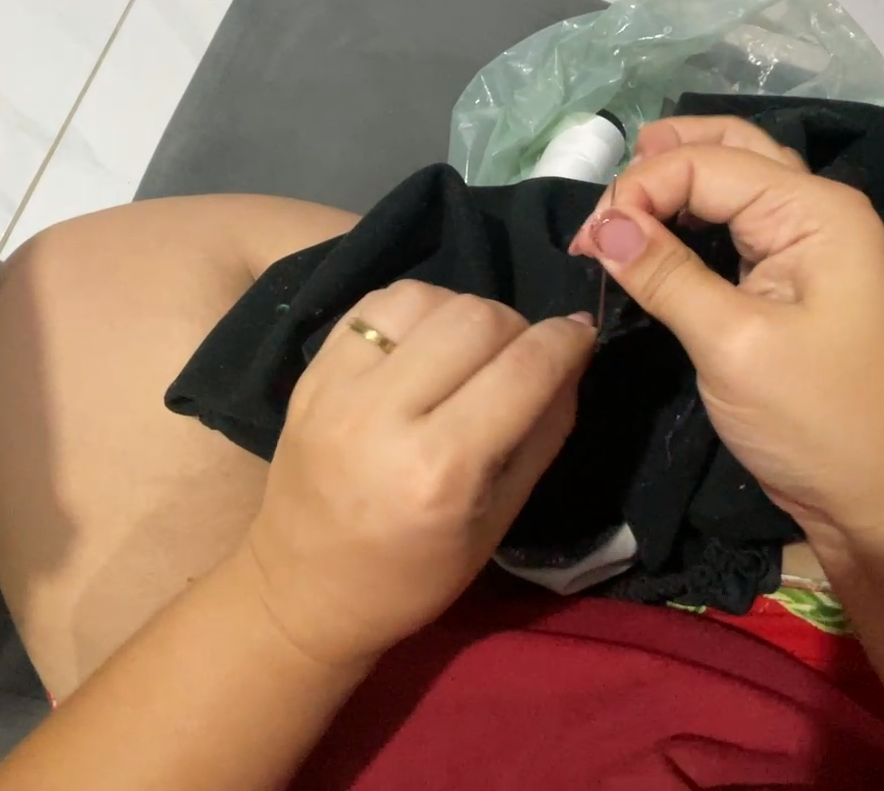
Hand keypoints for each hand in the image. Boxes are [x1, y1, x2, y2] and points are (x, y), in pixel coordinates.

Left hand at [241, 281, 595, 668]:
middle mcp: (384, 416)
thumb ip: (545, 433)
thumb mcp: (498, 522)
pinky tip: (421, 342)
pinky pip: (374, 304)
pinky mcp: (311, 372)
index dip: (566, 341)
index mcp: (441, 470)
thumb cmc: (412, 575)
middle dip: (517, 328)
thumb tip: (573, 358)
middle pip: (476, 317)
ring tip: (465, 351)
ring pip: (425, 297)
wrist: (303, 588)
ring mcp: (337, 387)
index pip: (524, 369)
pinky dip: (414, 311)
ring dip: (462, 313)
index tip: (580, 338)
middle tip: (518, 358)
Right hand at [568, 116, 883, 555]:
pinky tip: (658, 234)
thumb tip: (601, 224)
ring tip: (619, 204)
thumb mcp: (734, 344)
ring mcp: (808, 248)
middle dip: (658, 164)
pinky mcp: (792, 285)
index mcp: (813, 211)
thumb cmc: (825, 421)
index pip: (705, 164)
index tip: (586, 245)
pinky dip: (690, 221)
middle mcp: (815, 212)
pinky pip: (735, 229)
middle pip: (729, 150)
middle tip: (603, 203)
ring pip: (733, 184)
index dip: (636, 191)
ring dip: (674, 184)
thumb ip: (665, 274)